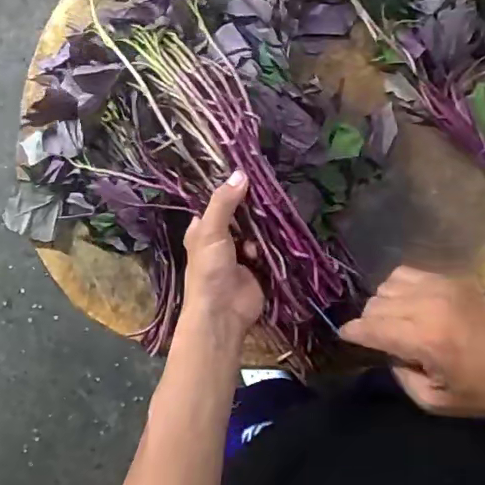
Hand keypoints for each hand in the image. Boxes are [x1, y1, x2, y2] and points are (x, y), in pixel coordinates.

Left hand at [176, 170, 262, 352]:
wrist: (223, 312)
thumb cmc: (209, 269)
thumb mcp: (211, 230)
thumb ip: (224, 202)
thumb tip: (240, 173)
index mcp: (203, 229)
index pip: (217, 203)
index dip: (231, 190)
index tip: (250, 172)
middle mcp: (220, 239)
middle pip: (239, 216)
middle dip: (253, 207)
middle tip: (272, 189)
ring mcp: (240, 254)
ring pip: (256, 231)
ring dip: (265, 226)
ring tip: (279, 209)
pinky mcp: (258, 267)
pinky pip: (269, 248)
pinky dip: (273, 243)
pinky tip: (281, 234)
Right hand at [339, 266, 484, 420]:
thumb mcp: (435, 401)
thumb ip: (401, 375)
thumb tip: (387, 352)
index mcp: (425, 339)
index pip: (371, 328)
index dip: (352, 333)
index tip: (345, 338)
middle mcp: (428, 306)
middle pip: (375, 304)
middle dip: (369, 323)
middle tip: (379, 340)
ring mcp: (441, 287)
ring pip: (386, 285)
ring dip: (383, 304)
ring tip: (395, 321)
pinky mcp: (451, 278)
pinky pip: (406, 273)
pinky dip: (398, 287)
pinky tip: (409, 304)